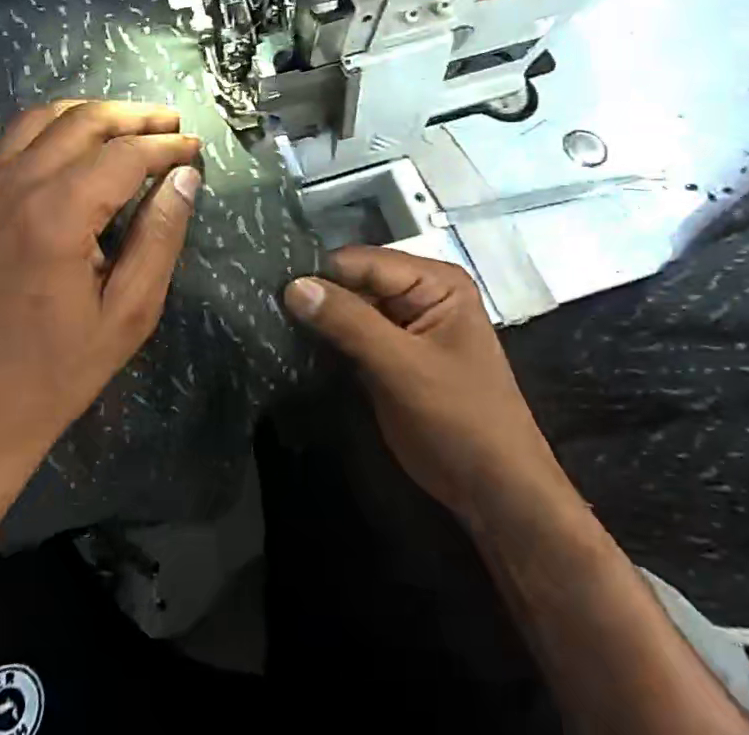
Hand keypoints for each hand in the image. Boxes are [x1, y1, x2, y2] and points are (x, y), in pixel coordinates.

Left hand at [0, 101, 201, 490]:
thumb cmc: (63, 368)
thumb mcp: (131, 311)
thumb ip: (161, 236)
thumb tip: (185, 178)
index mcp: (56, 216)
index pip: (122, 155)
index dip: (165, 146)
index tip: (195, 149)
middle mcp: (14, 189)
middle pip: (81, 122)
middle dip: (134, 117)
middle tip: (173, 124)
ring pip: (41, 121)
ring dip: (92, 115)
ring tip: (133, 127)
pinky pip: (14, 144)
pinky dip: (55, 131)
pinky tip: (81, 151)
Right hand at [282, 247, 563, 522]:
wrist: (492, 487)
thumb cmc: (461, 418)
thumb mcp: (405, 366)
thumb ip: (350, 323)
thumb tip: (293, 285)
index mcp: (436, 281)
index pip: (364, 262)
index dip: (319, 272)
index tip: (264, 283)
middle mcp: (419, 294)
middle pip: (354, 282)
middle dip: (314, 294)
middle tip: (256, 303)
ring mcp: (403, 328)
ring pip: (348, 310)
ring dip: (315, 318)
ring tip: (261, 319)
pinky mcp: (388, 358)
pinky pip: (349, 338)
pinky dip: (324, 342)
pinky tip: (286, 344)